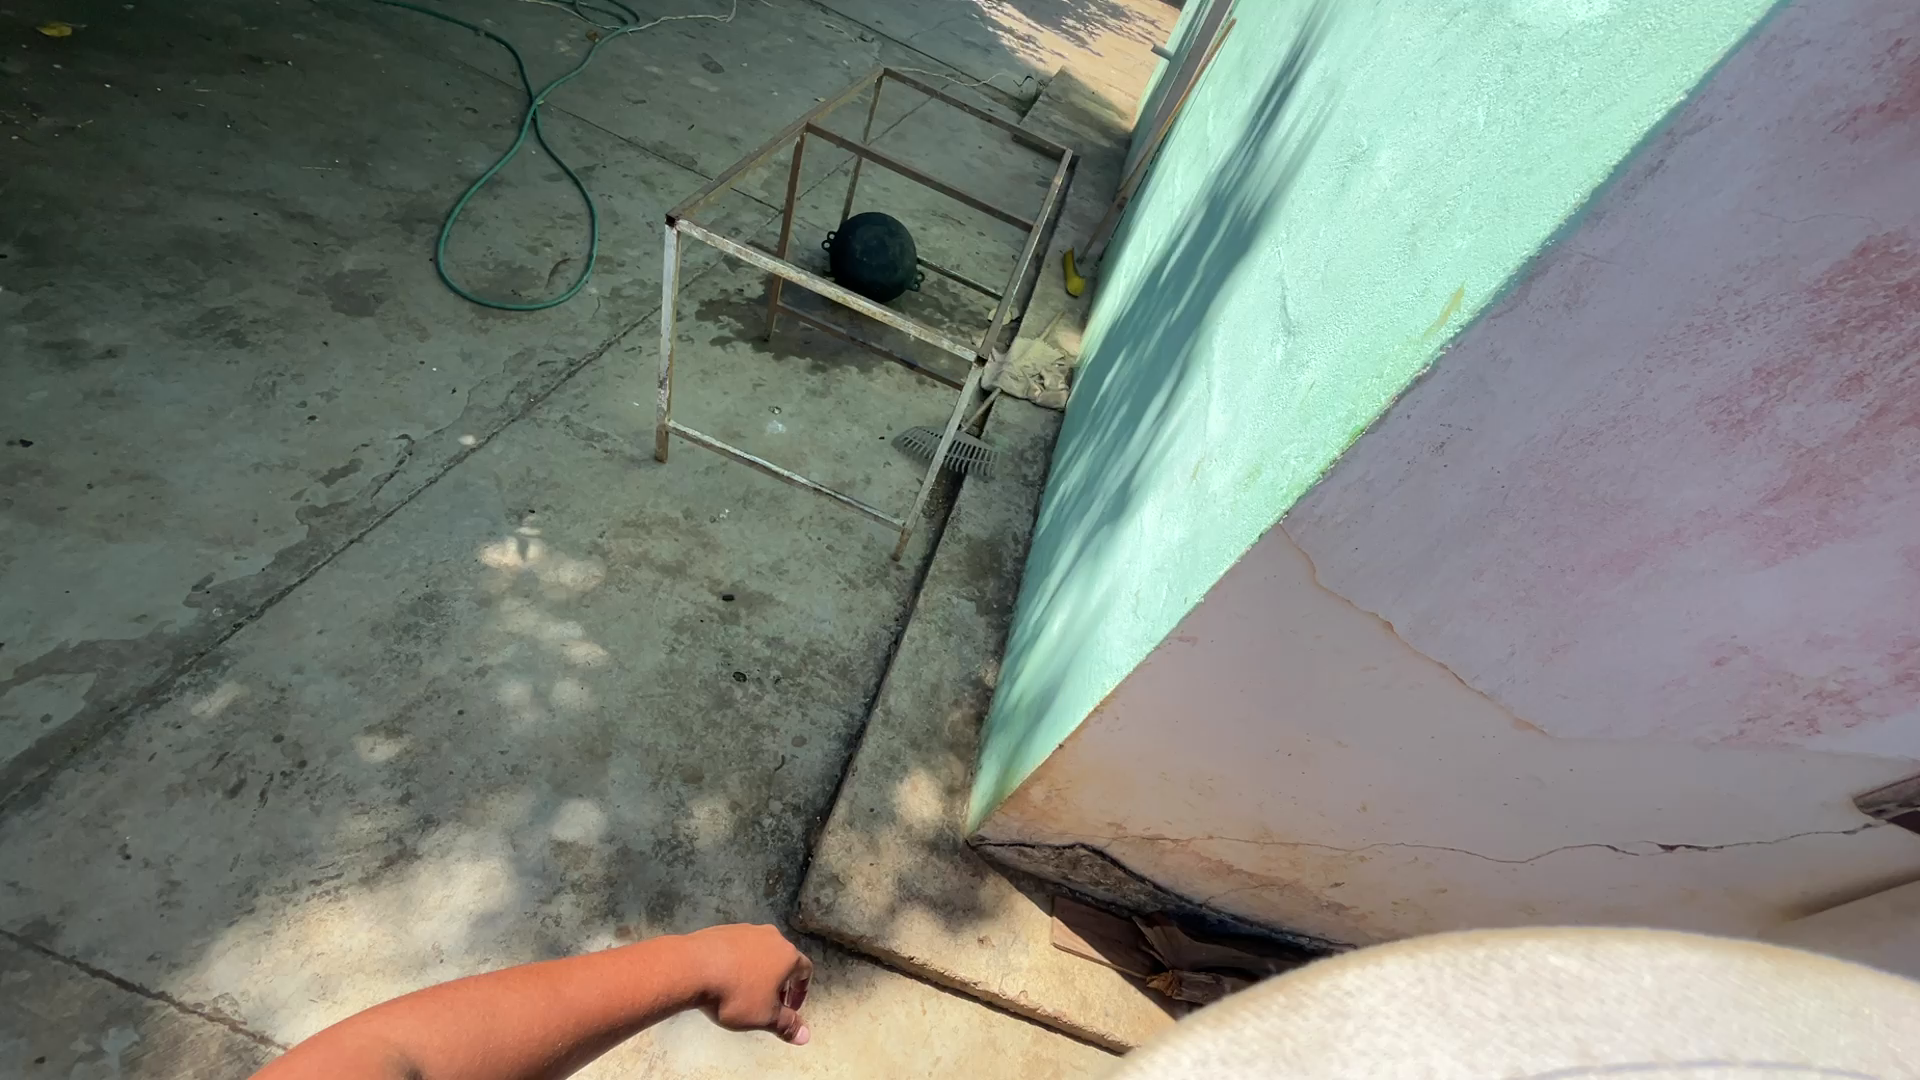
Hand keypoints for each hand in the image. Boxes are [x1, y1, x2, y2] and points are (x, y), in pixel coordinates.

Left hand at [686, 924, 812, 1044]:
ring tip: (745, 991)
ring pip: (763, 952)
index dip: (801, 991)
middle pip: (784, 959)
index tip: (789, 1008)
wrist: (696, 967)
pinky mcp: (729, 930)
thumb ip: (786, 1025)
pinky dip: (741, 962)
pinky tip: (727, 978)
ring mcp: (750, 930)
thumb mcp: (763, 1017)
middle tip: (769, 1003)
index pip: (805, 971)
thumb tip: (805, 1036)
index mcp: (788, 956)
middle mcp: (773, 938)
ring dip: (760, 971)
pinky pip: (742, 947)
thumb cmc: (735, 995)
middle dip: (780, 982)